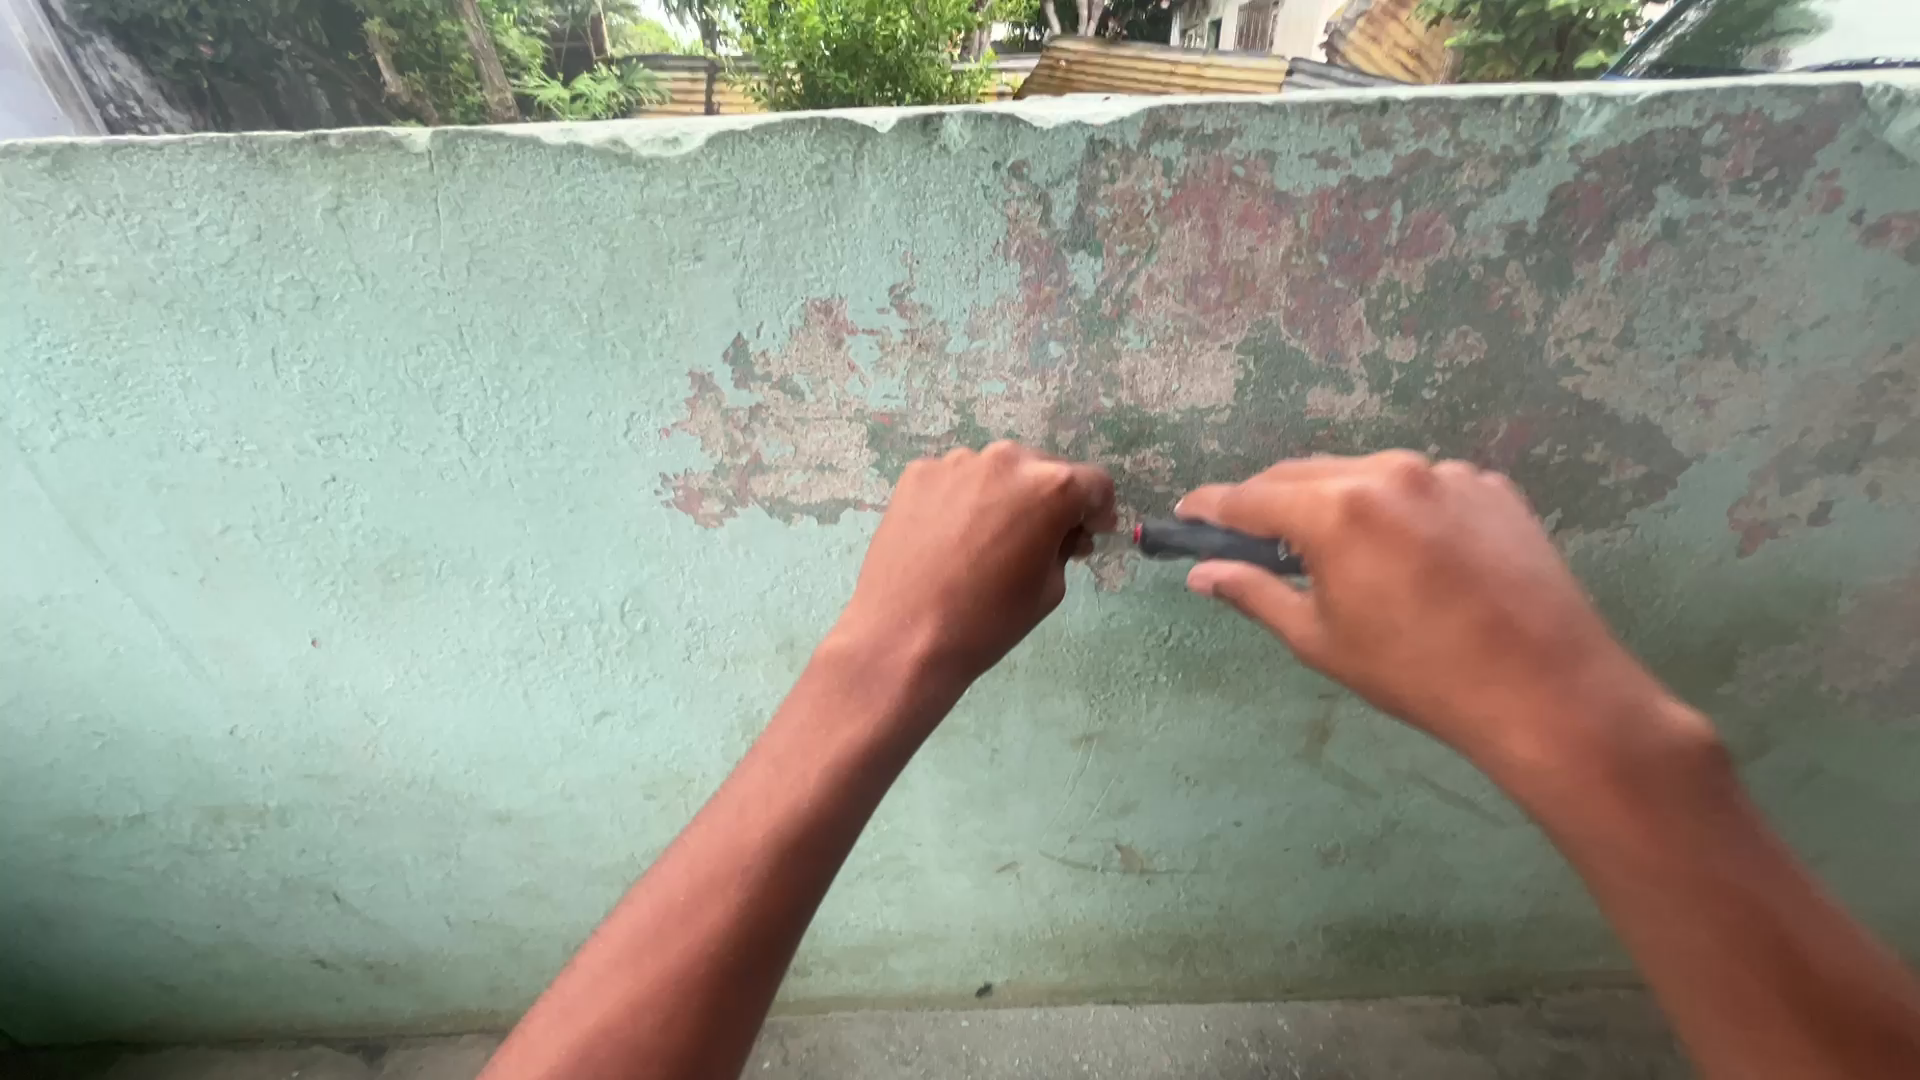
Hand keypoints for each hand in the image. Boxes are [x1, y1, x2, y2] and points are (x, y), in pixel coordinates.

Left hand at [833, 441, 1115, 692]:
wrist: (904, 636)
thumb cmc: (988, 621)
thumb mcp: (1050, 588)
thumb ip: (1064, 546)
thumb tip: (1059, 531)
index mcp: (1050, 487)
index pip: (1094, 483)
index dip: (1098, 511)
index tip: (1089, 534)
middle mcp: (1006, 459)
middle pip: (1044, 470)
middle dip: (1050, 501)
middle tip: (1039, 540)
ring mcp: (956, 462)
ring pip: (996, 472)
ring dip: (1004, 497)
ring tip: (986, 541)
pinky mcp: (917, 474)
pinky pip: (956, 480)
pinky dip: (963, 500)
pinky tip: (949, 538)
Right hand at [1177, 451, 1683, 773]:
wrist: (1549, 694)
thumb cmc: (1415, 674)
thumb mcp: (1318, 639)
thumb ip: (1252, 593)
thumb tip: (1200, 574)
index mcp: (1337, 510)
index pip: (1250, 497)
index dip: (1211, 506)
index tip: (1186, 513)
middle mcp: (1387, 472)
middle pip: (1301, 474)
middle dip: (1266, 500)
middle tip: (1248, 535)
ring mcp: (1446, 474)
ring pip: (1360, 473)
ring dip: (1329, 499)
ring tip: (1327, 543)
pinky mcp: (1490, 486)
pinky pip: (1417, 484)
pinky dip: (1390, 506)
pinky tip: (1400, 547)